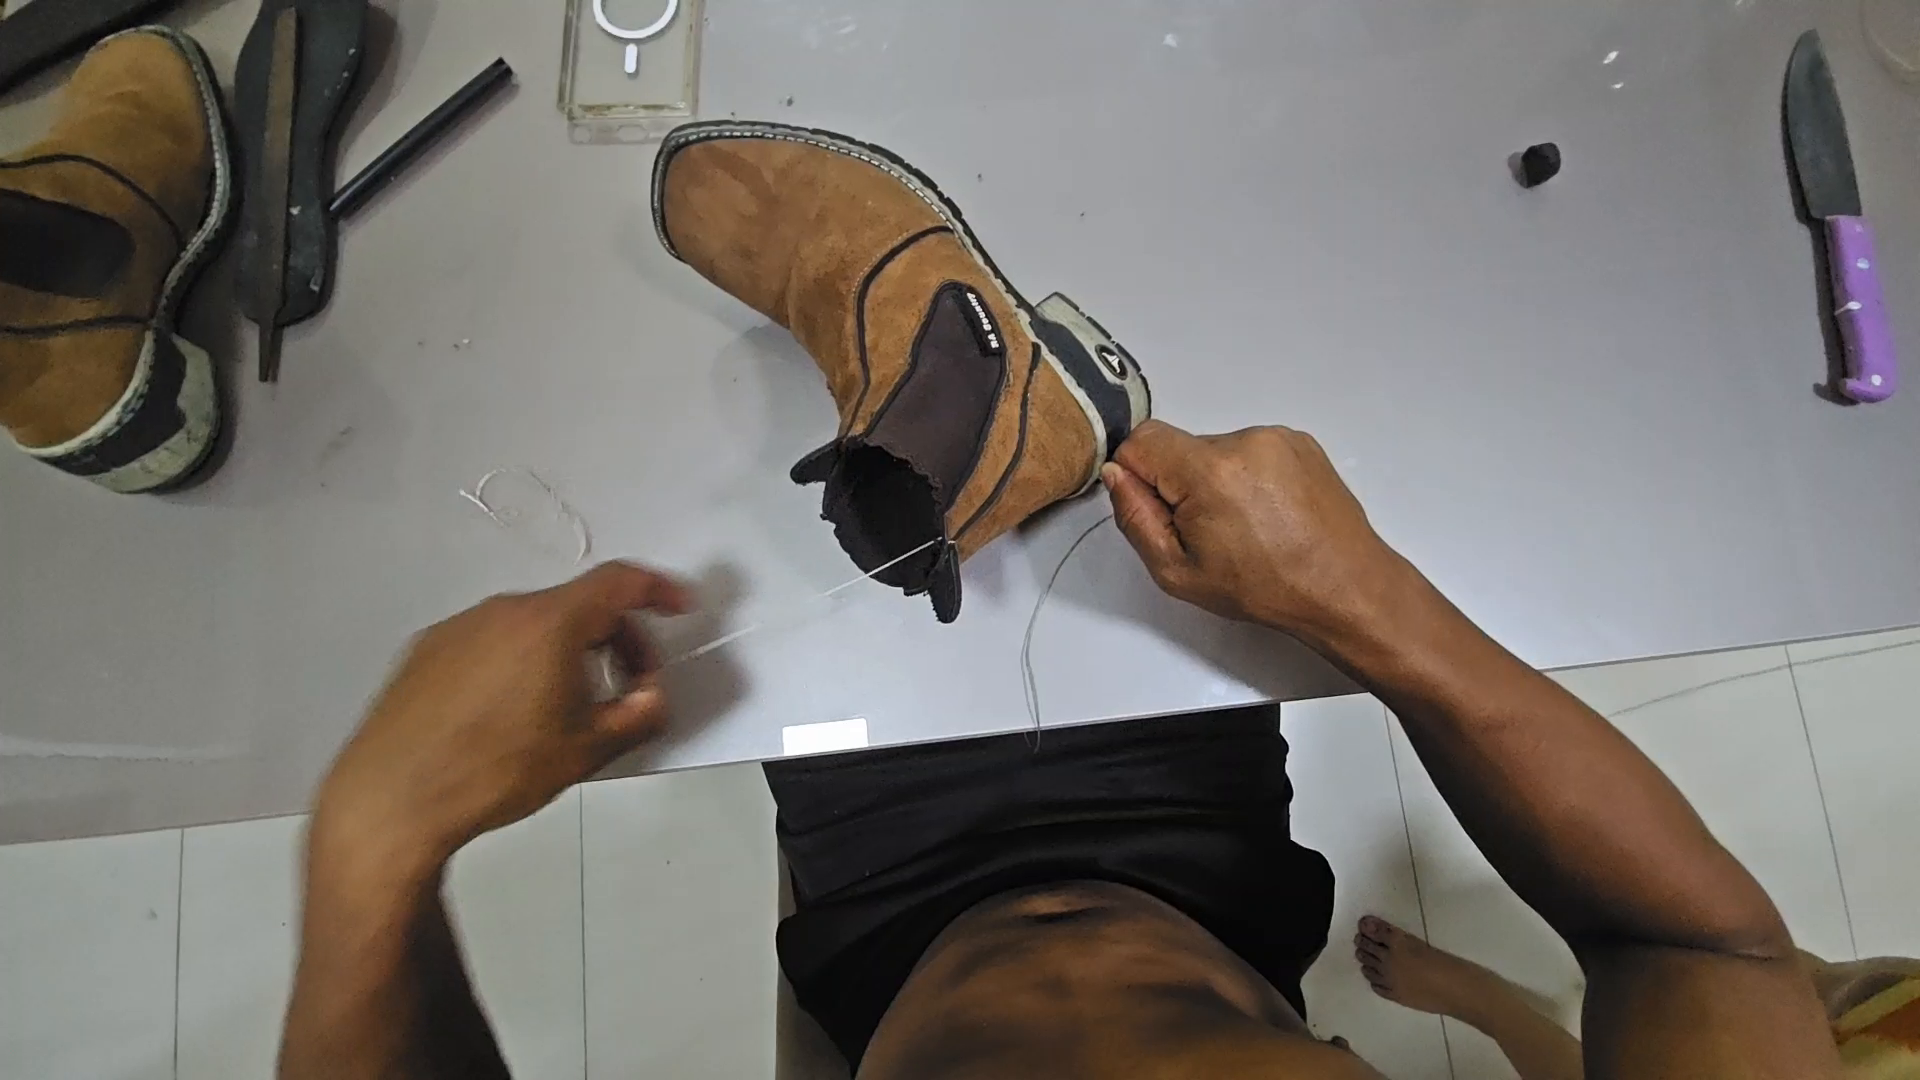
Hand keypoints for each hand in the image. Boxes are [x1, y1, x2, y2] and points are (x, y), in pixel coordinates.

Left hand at [315, 562, 692, 871]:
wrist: (387, 806)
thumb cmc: (499, 771)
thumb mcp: (589, 749)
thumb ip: (641, 714)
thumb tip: (654, 696)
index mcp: (550, 623)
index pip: (620, 581)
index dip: (659, 589)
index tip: (681, 609)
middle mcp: (505, 610)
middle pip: (582, 605)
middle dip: (619, 638)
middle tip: (628, 687)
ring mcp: (460, 627)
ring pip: (538, 623)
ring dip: (571, 650)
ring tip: (568, 705)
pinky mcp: (426, 650)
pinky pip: (496, 639)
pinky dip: (525, 658)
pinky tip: (513, 710)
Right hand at [1101, 420, 1404, 641]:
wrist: (1344, 586)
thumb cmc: (1259, 588)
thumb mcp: (1176, 570)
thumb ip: (1135, 517)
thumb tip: (1116, 473)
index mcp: (1209, 471)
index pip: (1141, 441)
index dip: (1136, 475)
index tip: (1158, 512)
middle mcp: (1244, 440)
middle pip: (1178, 446)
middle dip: (1176, 482)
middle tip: (1204, 531)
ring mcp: (1276, 436)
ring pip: (1212, 449)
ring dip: (1211, 479)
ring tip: (1240, 524)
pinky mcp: (1299, 441)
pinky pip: (1247, 450)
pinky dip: (1242, 476)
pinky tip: (1264, 512)